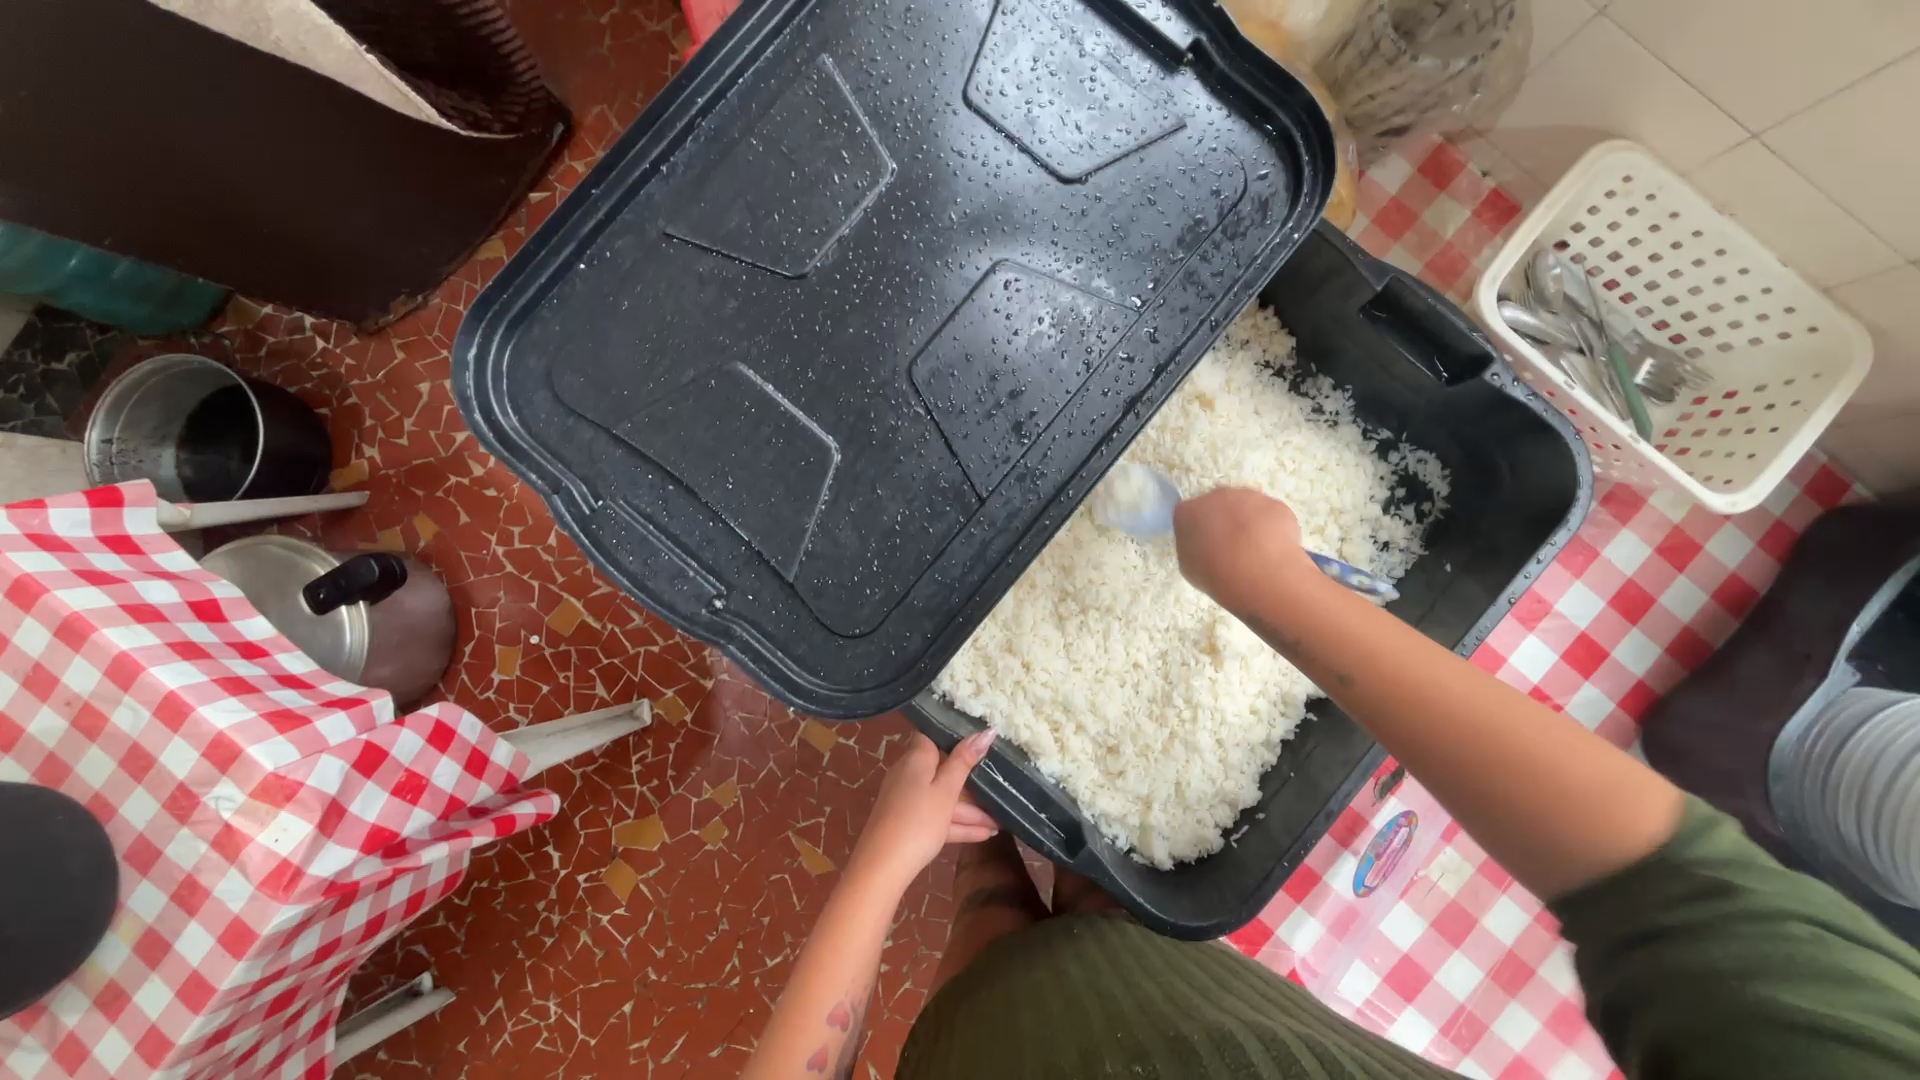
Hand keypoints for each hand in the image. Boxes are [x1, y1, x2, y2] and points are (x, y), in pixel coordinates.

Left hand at [847, 732, 998, 889]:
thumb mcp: (946, 790)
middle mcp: (909, 774)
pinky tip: (985, 835)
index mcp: (916, 758)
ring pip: (943, 798)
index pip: (932, 736)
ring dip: (971, 810)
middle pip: (942, 770)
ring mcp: (908, 800)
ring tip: (1001, 821)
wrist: (883, 866)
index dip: (953, 735)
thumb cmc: (918, 820)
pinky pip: (937, 817)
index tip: (978, 739)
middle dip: (971, 781)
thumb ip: (965, 761)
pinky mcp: (908, 823)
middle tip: (999, 782)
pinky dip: (958, 824)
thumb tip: (986, 731)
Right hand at [1172, 488, 1313, 608]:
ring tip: (1256, 550)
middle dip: (1225, 521)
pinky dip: (1272, 528)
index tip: (1206, 546)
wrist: (1257, 574)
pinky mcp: (1276, 504)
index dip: (1199, 530)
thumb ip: (1193, 547)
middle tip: (1232, 547)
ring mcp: (1249, 497)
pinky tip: (1273, 549)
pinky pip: (1271, 515)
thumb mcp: (1189, 566)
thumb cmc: (1215, 574)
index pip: (1189, 515)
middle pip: (1219, 504)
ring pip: (1248, 507)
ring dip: (1249, 523)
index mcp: (1188, 512)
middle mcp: (1217, 496)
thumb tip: (1204, 545)